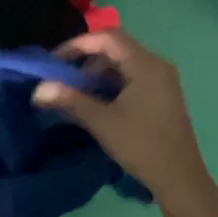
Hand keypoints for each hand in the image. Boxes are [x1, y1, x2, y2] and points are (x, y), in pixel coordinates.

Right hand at [33, 31, 216, 204]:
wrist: (179, 178)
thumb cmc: (141, 146)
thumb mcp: (102, 122)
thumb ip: (70, 100)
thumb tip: (38, 89)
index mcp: (146, 65)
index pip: (108, 38)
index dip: (78, 45)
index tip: (54, 61)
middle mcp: (157, 65)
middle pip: (116, 48)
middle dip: (86, 60)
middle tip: (62, 79)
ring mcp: (162, 80)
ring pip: (123, 64)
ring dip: (97, 74)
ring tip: (75, 93)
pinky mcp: (162, 95)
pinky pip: (132, 78)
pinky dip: (111, 84)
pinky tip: (96, 102)